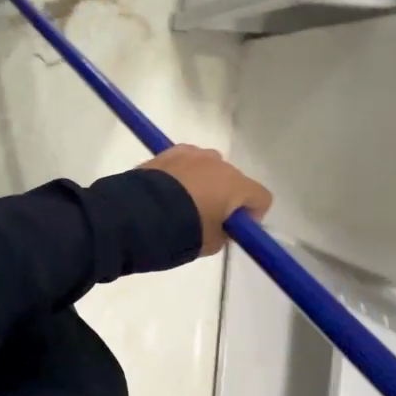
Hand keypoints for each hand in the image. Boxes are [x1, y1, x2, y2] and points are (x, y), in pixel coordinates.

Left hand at [140, 145, 271, 256]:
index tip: (235, 228)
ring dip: (204, 181)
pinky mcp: (166, 152)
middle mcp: (217, 163)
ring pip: (209, 167)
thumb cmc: (180, 231)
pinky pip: (185, 161)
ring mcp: (190, 154)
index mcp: (235, 184)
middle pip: (233, 179)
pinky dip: (183, 172)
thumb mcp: (212, 242)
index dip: (252, 215)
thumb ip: (225, 231)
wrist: (134, 215)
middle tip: (206, 217)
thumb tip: (222, 225)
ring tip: (183, 202)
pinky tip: (168, 189)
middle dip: (226, 196)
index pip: (261, 197)